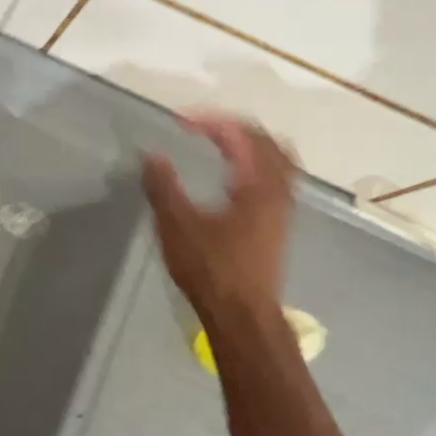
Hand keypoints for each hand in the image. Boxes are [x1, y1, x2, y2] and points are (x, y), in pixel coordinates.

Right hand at [141, 115, 295, 321]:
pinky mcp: (278, 224)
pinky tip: (229, 180)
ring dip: (248, 147)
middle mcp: (279, 189)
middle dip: (234, 128)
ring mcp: (283, 208)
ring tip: (218, 147)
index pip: (241, 134)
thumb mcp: (177, 225)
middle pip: (267, 141)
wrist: (242, 314)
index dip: (210, 121)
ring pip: (276, 160)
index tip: (180, 122)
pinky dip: (254, 166)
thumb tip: (152, 155)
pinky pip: (275, 178)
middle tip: (202, 128)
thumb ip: (163, 186)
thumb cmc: (210, 268)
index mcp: (259, 183)